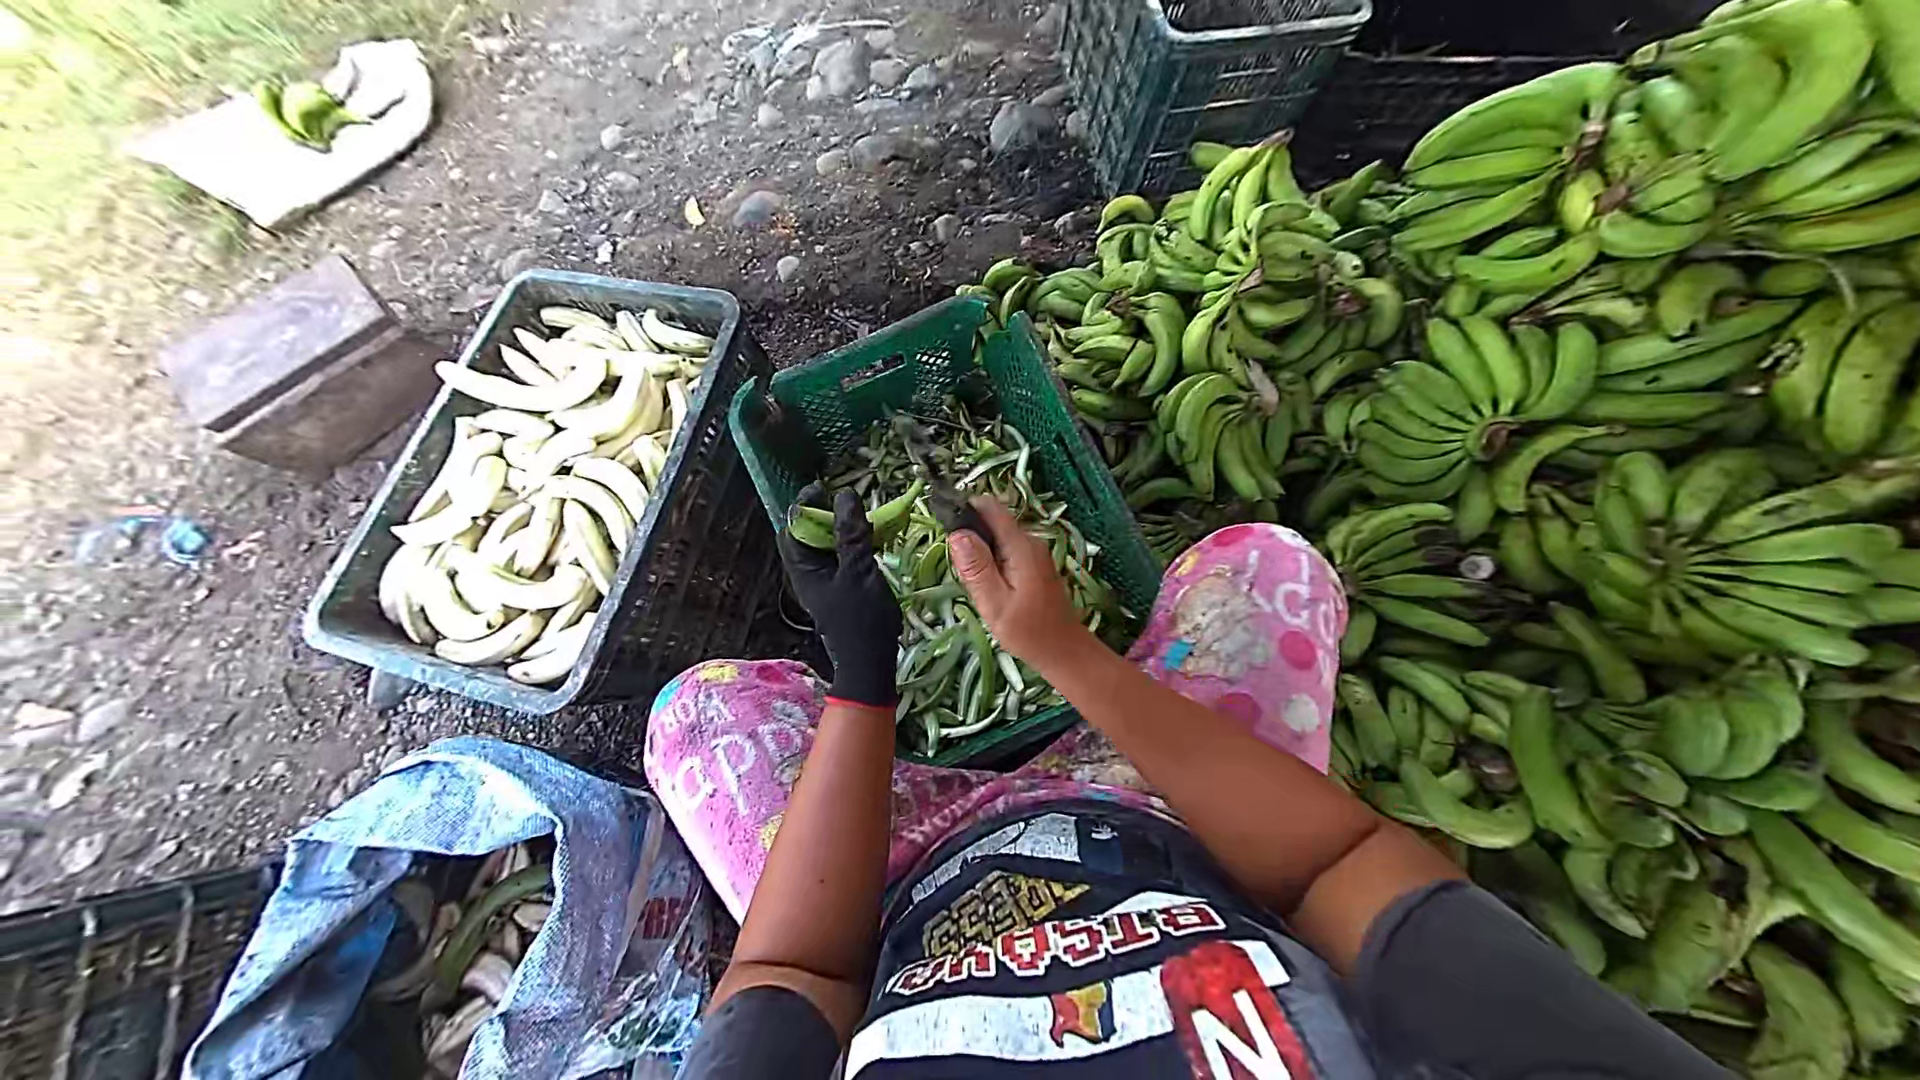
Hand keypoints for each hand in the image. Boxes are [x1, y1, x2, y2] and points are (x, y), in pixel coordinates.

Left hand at [776, 485, 902, 707]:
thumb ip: (851, 533)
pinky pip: (842, 558)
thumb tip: (844, 495)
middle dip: (824, 515)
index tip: (822, 488)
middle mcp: (809, 575)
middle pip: (808, 535)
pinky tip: (871, 539)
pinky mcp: (843, 589)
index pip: (792, 528)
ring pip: (827, 547)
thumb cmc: (861, 619)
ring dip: (841, 529)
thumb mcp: (858, 571)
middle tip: (846, 500)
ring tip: (861, 515)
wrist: (872, 663)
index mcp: (803, 570)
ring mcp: (826, 583)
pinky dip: (852, 545)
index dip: (803, 505)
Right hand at [946, 496, 1088, 667]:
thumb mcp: (994, 603)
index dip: (965, 509)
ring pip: (997, 537)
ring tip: (976, 585)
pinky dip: (991, 562)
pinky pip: (1005, 550)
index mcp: (1021, 546)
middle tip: (963, 572)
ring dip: (980, 553)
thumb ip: (976, 567)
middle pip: (992, 521)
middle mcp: (1030, 541)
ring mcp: (1034, 552)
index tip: (945, 527)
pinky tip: (990, 588)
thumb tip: (957, 533)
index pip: (990, 508)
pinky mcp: (1033, 563)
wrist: (1063, 651)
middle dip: (971, 538)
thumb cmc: (1028, 632)